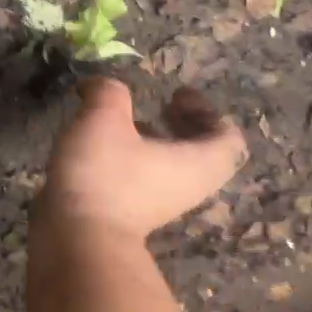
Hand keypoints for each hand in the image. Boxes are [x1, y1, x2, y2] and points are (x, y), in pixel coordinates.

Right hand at [37, 77, 247, 239]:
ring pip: (181, 162)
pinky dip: (144, 153)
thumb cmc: (103, 171)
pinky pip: (157, 172)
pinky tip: (110, 144)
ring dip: (165, 137)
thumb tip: (103, 84)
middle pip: (207, 151)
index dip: (208, 111)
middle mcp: (195, 181)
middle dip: (188, 123)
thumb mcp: (101, 120)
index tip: (178, 93)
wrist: (83, 227)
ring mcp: (169, 197)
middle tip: (162, 103)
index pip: (228, 137)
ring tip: (132, 120)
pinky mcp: (142, 204)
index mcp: (200, 161)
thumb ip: (108, 94)